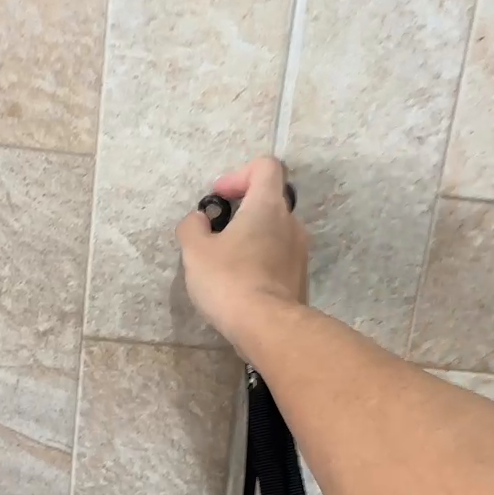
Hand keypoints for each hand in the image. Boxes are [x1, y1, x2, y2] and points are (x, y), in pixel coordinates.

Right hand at [175, 156, 309, 343]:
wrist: (267, 327)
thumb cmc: (229, 281)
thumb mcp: (196, 251)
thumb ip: (193, 227)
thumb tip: (199, 220)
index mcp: (268, 206)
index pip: (265, 167)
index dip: (239, 174)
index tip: (219, 197)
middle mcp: (291, 223)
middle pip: (269, 202)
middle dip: (242, 212)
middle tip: (217, 234)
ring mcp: (300, 253)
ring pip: (275, 233)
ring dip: (251, 240)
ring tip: (226, 263)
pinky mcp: (300, 280)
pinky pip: (278, 260)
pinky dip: (260, 263)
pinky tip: (240, 286)